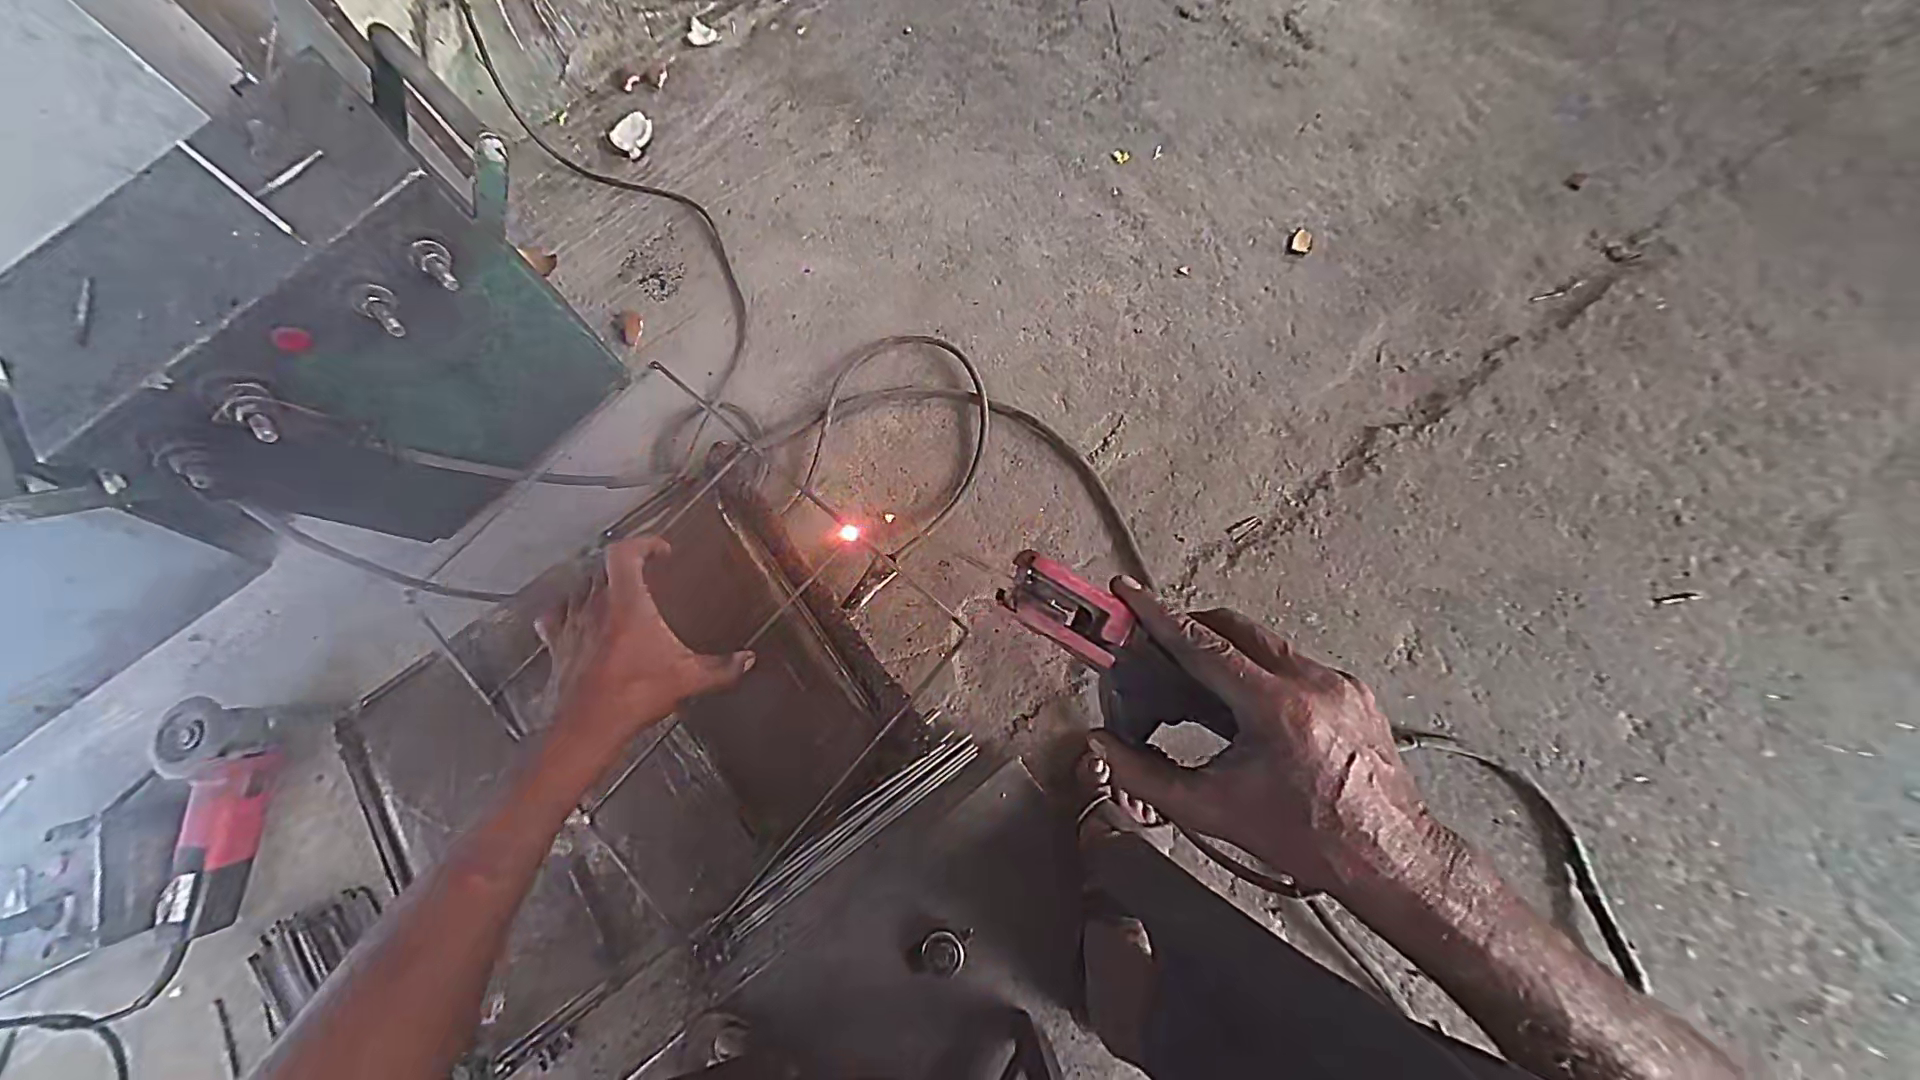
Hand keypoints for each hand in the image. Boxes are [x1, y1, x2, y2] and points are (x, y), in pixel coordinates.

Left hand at [535, 537, 753, 755]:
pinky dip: (566, 609)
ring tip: (618, 592)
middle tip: (647, 572)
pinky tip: (577, 616)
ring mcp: (571, 624)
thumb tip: (748, 660)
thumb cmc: (635, 693)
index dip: (644, 543)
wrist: (587, 727)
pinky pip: (555, 615)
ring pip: (579, 587)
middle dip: (626, 564)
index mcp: (626, 602)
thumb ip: (722, 667)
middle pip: (603, 566)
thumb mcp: (688, 678)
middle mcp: (594, 605)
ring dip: (598, 583)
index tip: (662, 551)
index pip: (625, 552)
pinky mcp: (556, 645)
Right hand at [1089, 577, 1441, 897]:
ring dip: (1222, 647)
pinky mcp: (1350, 689)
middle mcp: (1313, 684)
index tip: (1130, 592)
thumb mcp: (1211, 810)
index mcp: (1277, 710)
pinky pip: (1289, 659)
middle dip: (1188, 626)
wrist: (1388, 860)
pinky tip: (1244, 700)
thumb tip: (1104, 745)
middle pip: (1232, 627)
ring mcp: (1337, 683)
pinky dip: (1256, 667)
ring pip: (1261, 639)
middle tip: (1157, 640)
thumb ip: (1143, 774)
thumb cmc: (1309, 839)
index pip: (1201, 645)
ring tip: (1198, 679)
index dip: (1156, 615)